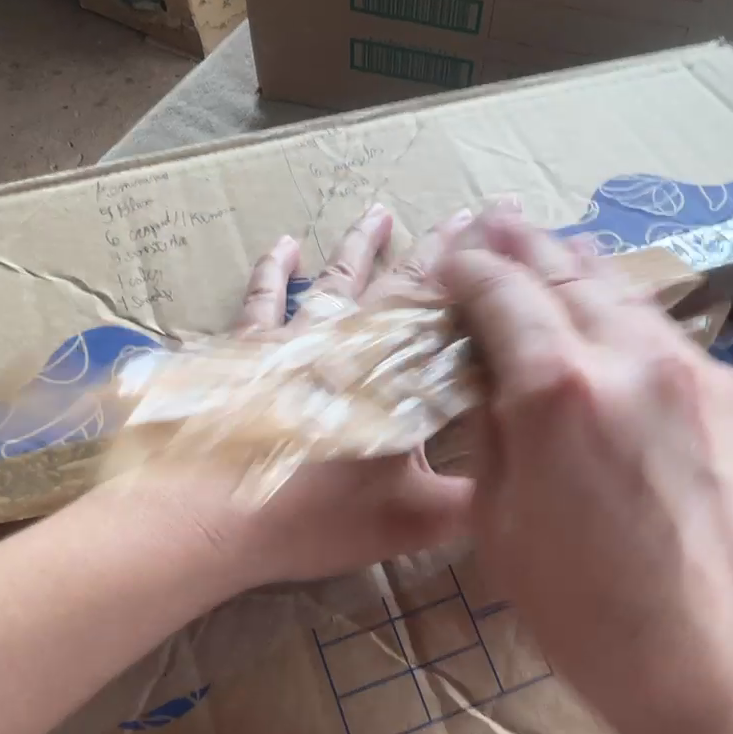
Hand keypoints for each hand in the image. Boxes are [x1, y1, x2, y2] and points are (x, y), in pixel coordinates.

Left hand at [155, 205, 477, 587]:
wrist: (214, 515)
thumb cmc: (316, 517)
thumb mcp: (412, 521)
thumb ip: (469, 504)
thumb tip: (518, 489)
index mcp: (401, 382)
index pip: (455, 322)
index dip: (490, 287)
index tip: (514, 247)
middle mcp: (353, 346)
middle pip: (405, 287)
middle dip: (443, 250)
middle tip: (470, 212)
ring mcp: (298, 341)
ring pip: (338, 278)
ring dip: (363, 246)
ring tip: (381, 212)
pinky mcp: (250, 349)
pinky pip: (265, 297)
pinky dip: (275, 270)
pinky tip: (286, 245)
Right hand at [439, 214, 732, 733]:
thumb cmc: (597, 622)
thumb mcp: (506, 531)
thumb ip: (494, 440)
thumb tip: (493, 387)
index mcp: (559, 390)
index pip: (501, 294)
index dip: (466, 271)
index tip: (445, 262)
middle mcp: (629, 355)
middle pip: (564, 273)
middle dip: (520, 245)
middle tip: (488, 222)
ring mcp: (690, 369)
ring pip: (620, 289)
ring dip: (573, 265)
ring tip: (543, 245)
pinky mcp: (728, 396)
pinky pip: (658, 327)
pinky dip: (618, 305)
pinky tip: (604, 309)